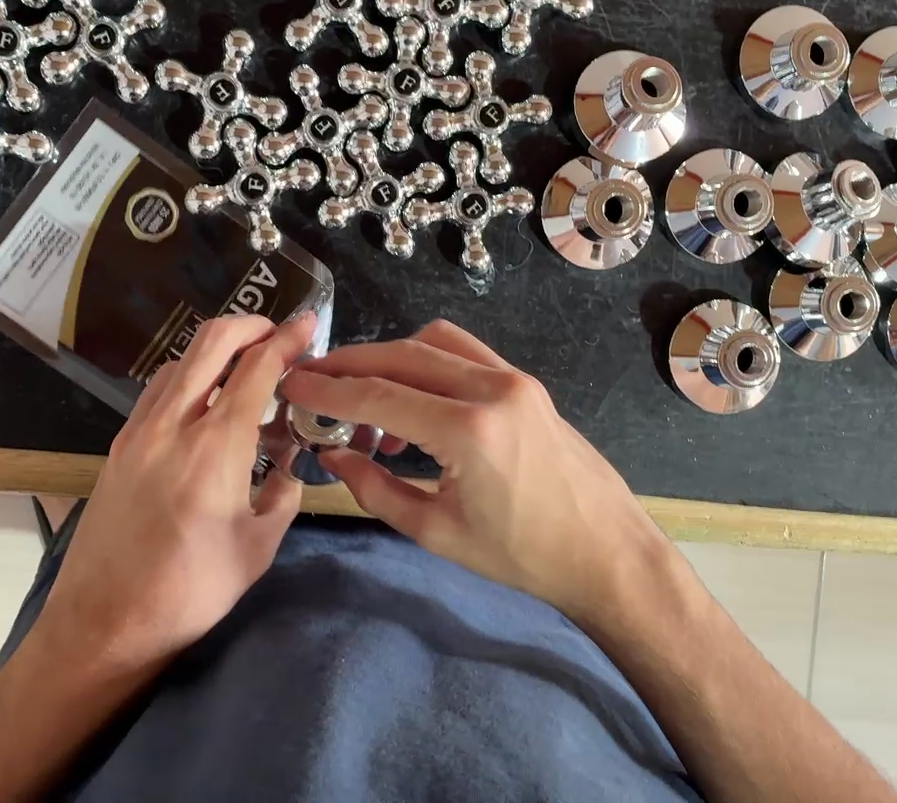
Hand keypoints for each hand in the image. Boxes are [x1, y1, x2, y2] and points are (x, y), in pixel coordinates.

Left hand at [32, 313, 314, 669]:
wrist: (102, 624)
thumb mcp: (257, 547)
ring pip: (179, 361)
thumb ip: (283, 496)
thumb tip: (288, 469)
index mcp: (215, 446)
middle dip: (250, 325)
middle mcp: (173, 423)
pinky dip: (188, 377)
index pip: (257, 368)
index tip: (308, 323)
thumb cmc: (190, 590)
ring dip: (216, 349)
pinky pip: (158, 390)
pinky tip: (204, 402)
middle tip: (277, 334)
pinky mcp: (118, 447)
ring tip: (244, 366)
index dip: (287, 339)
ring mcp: (138, 431)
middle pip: (211, 342)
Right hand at [281, 319, 672, 627]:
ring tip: (357, 392)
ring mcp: (514, 378)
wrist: (605, 550)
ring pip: (433, 341)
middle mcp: (492, 388)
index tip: (291, 385)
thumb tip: (332, 453)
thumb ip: (375, 488)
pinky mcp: (525, 380)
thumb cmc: (521, 555)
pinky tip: (409, 395)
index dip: (328, 390)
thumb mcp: (437, 532)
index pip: (380, 395)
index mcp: (469, 430)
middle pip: (402, 355)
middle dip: (350, 364)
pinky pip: (463, 352)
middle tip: (312, 377)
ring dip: (388, 357)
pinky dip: (425, 359)